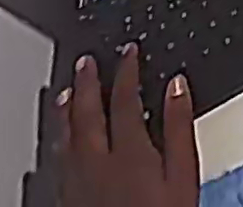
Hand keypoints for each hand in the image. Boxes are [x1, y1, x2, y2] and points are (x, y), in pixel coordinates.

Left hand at [57, 47, 198, 206]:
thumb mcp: (184, 176)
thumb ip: (178, 127)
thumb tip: (177, 86)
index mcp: (129, 151)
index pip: (125, 98)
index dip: (127, 69)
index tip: (128, 51)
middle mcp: (97, 163)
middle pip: (88, 112)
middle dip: (88, 82)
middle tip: (87, 60)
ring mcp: (77, 186)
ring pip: (66, 137)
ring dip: (67, 109)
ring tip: (67, 90)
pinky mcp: (66, 205)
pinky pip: (58, 161)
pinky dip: (59, 139)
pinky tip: (60, 138)